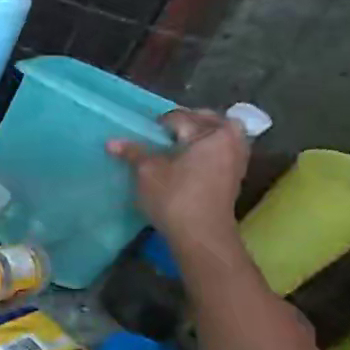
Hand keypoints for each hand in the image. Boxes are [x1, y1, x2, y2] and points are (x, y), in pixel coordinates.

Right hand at [108, 109, 247, 241]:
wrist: (201, 232)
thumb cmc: (174, 196)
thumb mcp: (147, 172)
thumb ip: (133, 152)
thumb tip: (112, 142)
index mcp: (211, 133)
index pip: (180, 117)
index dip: (158, 124)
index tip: (143, 132)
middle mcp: (231, 139)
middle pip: (207, 119)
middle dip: (186, 122)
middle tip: (162, 133)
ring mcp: (237, 156)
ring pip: (219, 133)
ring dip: (200, 133)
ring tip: (177, 144)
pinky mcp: (235, 172)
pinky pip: (222, 148)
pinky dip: (208, 147)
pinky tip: (190, 158)